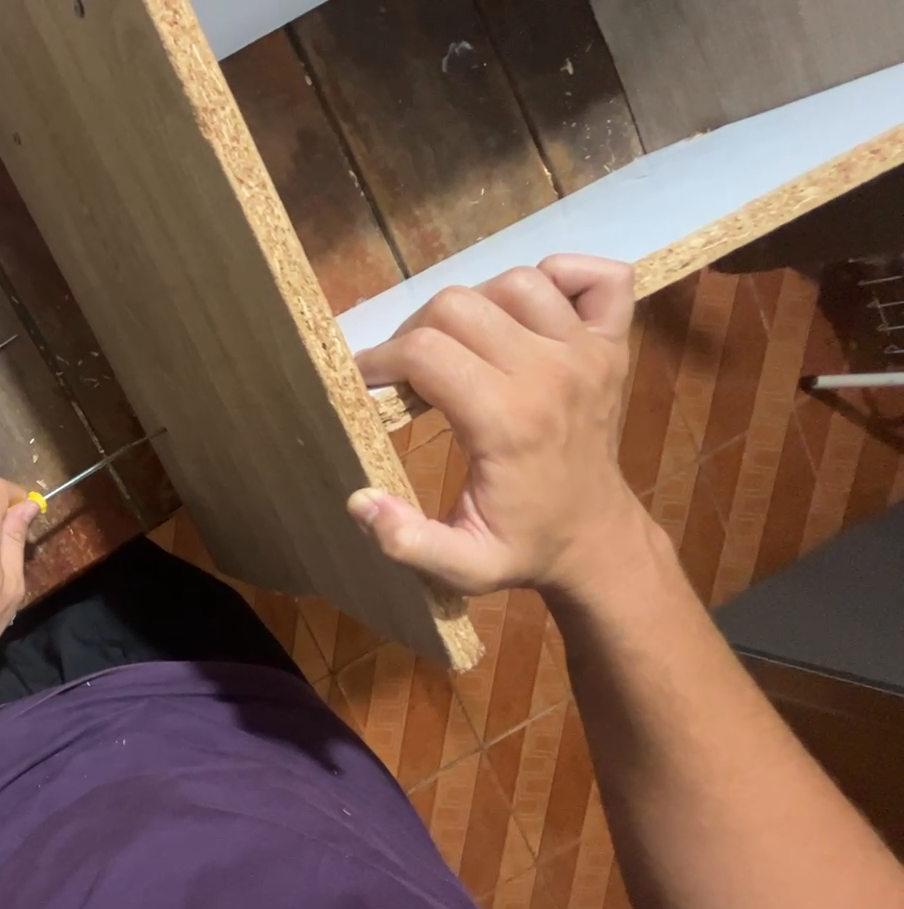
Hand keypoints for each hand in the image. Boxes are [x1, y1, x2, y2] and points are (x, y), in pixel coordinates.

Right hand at [349, 255, 656, 598]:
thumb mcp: (459, 566)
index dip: (378, 362)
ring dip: (471, 308)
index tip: (364, 387)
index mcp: (509, 421)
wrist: (596, 538)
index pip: (425, 352)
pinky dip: (558, 279)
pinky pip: (595, 277)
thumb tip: (360, 500)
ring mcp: (589, 351)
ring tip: (454, 349)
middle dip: (412, 333)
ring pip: (514, 282)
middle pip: (458, 305)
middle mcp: (552, 372)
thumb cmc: (520, 547)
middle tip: (403, 373)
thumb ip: (406, 541)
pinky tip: (525, 316)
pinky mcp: (613, 343)